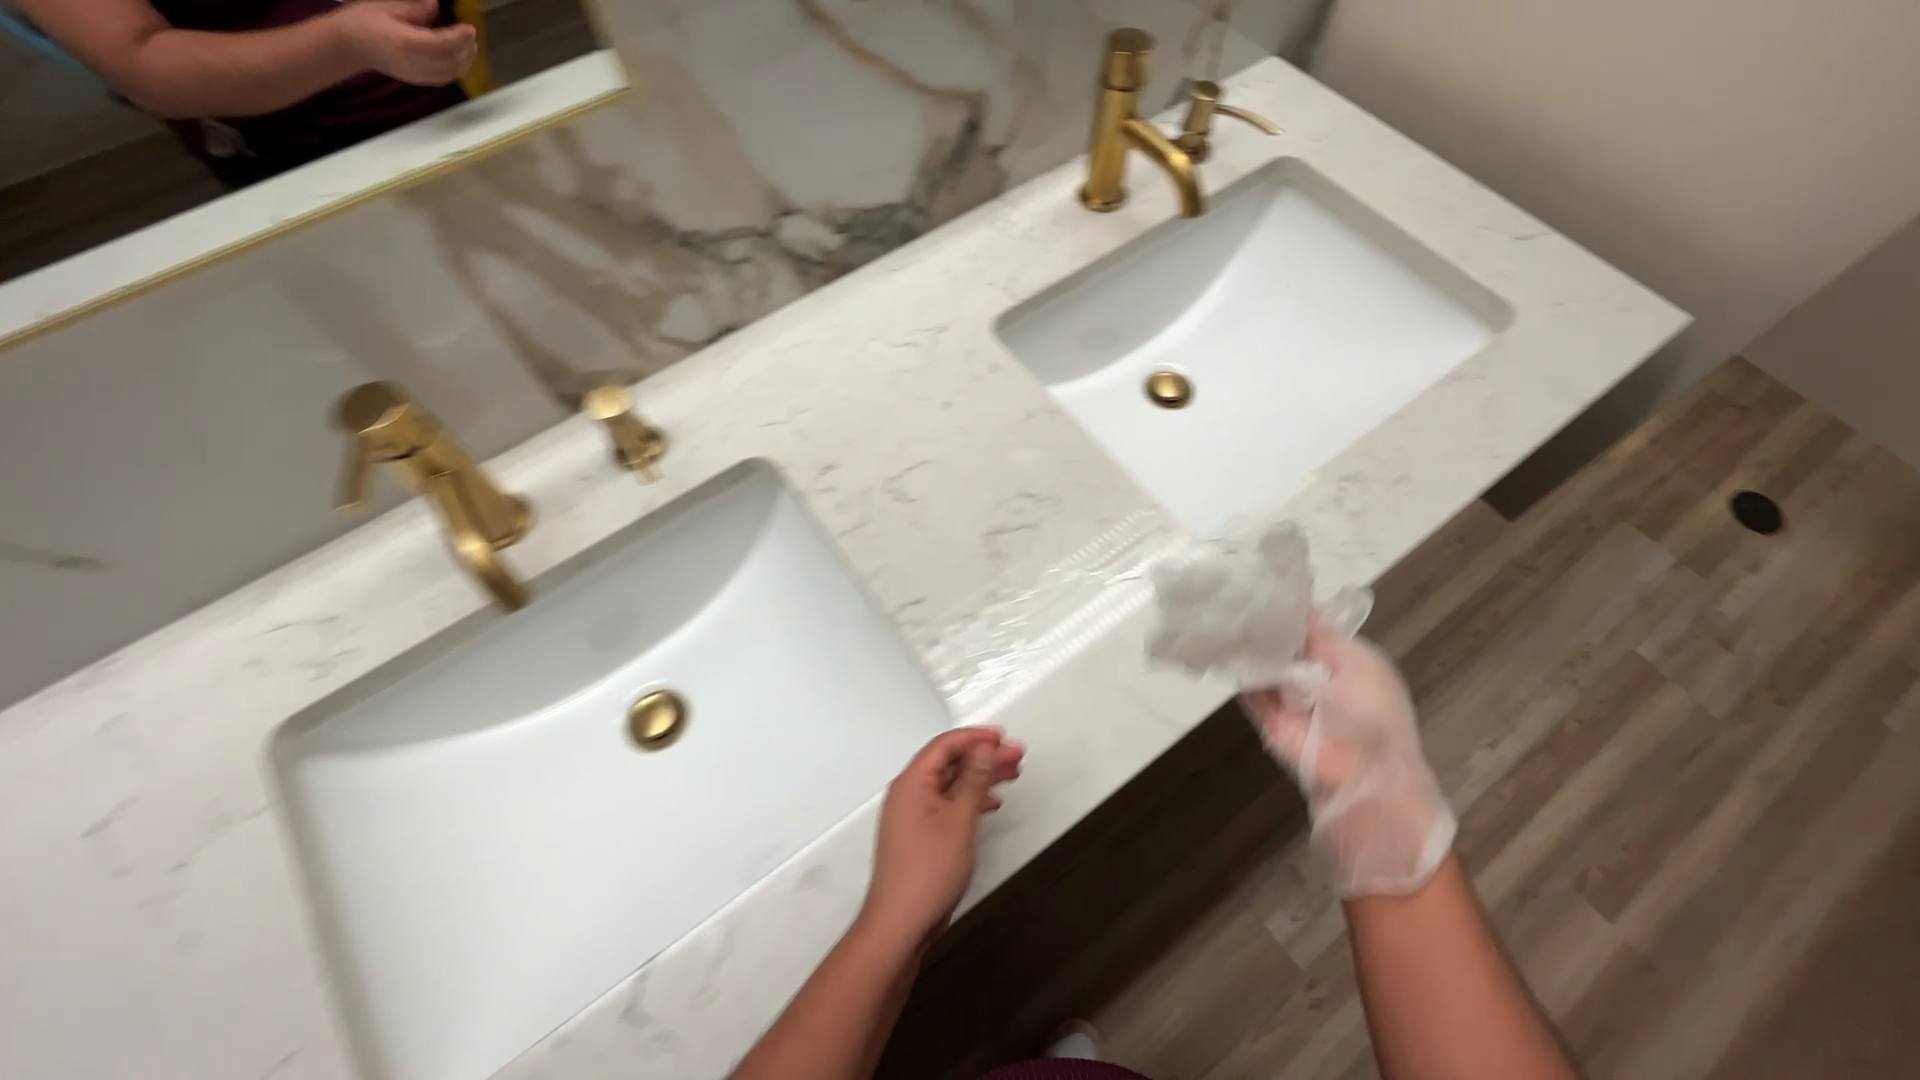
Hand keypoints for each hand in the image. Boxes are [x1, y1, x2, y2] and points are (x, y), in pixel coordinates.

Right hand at [333, 0, 477, 85]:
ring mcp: (419, 75)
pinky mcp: (420, 81)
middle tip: (471, 36)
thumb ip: (415, 9)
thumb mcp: (387, 8)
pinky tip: (459, 58)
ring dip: (465, 61)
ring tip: (469, 46)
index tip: (470, 28)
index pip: (442, 44)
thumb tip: (436, 4)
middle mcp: (416, 63)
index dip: (459, 37)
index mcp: (407, 43)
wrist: (350, 45)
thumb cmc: (365, 21)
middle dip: (466, 49)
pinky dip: (456, 69)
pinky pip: (445, 78)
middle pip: (451, 61)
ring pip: (451, 73)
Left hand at [858, 727, 1023, 952]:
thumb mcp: (958, 819)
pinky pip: (949, 804)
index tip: (1003, 737)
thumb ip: (973, 780)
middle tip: (1014, 755)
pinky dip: (971, 799)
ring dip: (981, 777)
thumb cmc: (924, 876)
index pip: (945, 745)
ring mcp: (914, 815)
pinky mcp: (921, 835)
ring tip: (1010, 775)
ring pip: (952, 783)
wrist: (901, 923)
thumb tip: (983, 749)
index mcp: (911, 783)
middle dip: (984, 756)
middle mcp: (909, 794)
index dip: (976, 737)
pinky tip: (989, 804)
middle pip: (950, 762)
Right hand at [1242, 615, 1454, 895]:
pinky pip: (1249, 689)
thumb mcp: (1359, 664)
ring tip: (1225, 615)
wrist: (1362, 774)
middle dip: (1267, 628)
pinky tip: (1221, 645)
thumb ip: (1325, 637)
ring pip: (1264, 665)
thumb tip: (1301, 608)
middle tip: (1240, 598)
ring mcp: (1289, 698)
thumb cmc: (1372, 713)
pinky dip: (1237, 671)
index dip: (1292, 614)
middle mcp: (1315, 678)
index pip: (1312, 631)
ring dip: (1250, 647)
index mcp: (1345, 664)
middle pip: (1284, 646)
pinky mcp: (1266, 718)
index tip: (1266, 591)